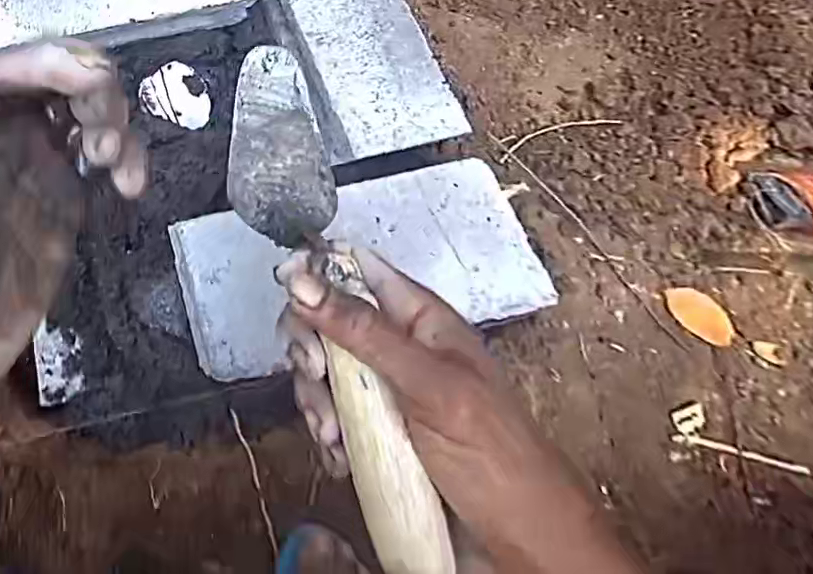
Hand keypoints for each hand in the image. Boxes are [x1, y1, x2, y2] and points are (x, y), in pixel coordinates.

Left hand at [0, 41, 144, 388]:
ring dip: (111, 113)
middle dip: (88, 81)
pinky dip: (128, 157)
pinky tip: (128, 184)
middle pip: (54, 79)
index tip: (79, 76)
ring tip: (107, 154)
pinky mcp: (64, 203)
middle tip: (100, 121)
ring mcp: (33, 167)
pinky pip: (105, 161)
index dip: (41, 60)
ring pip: (86, 109)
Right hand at [276, 247, 641, 573]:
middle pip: (325, 315)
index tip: (287, 284)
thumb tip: (302, 280)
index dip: (317, 267)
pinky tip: (340, 453)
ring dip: (315, 397)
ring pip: (320, 366)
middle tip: (315, 371)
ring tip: (334, 433)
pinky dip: (322, 429)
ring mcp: (380, 387)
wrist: (526, 555)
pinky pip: (325, 410)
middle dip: (310, 343)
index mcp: (418, 317)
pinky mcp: (370, 426)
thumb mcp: (430, 386)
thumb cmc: (499, 461)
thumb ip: (364, 331)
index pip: (356, 267)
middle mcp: (394, 344)